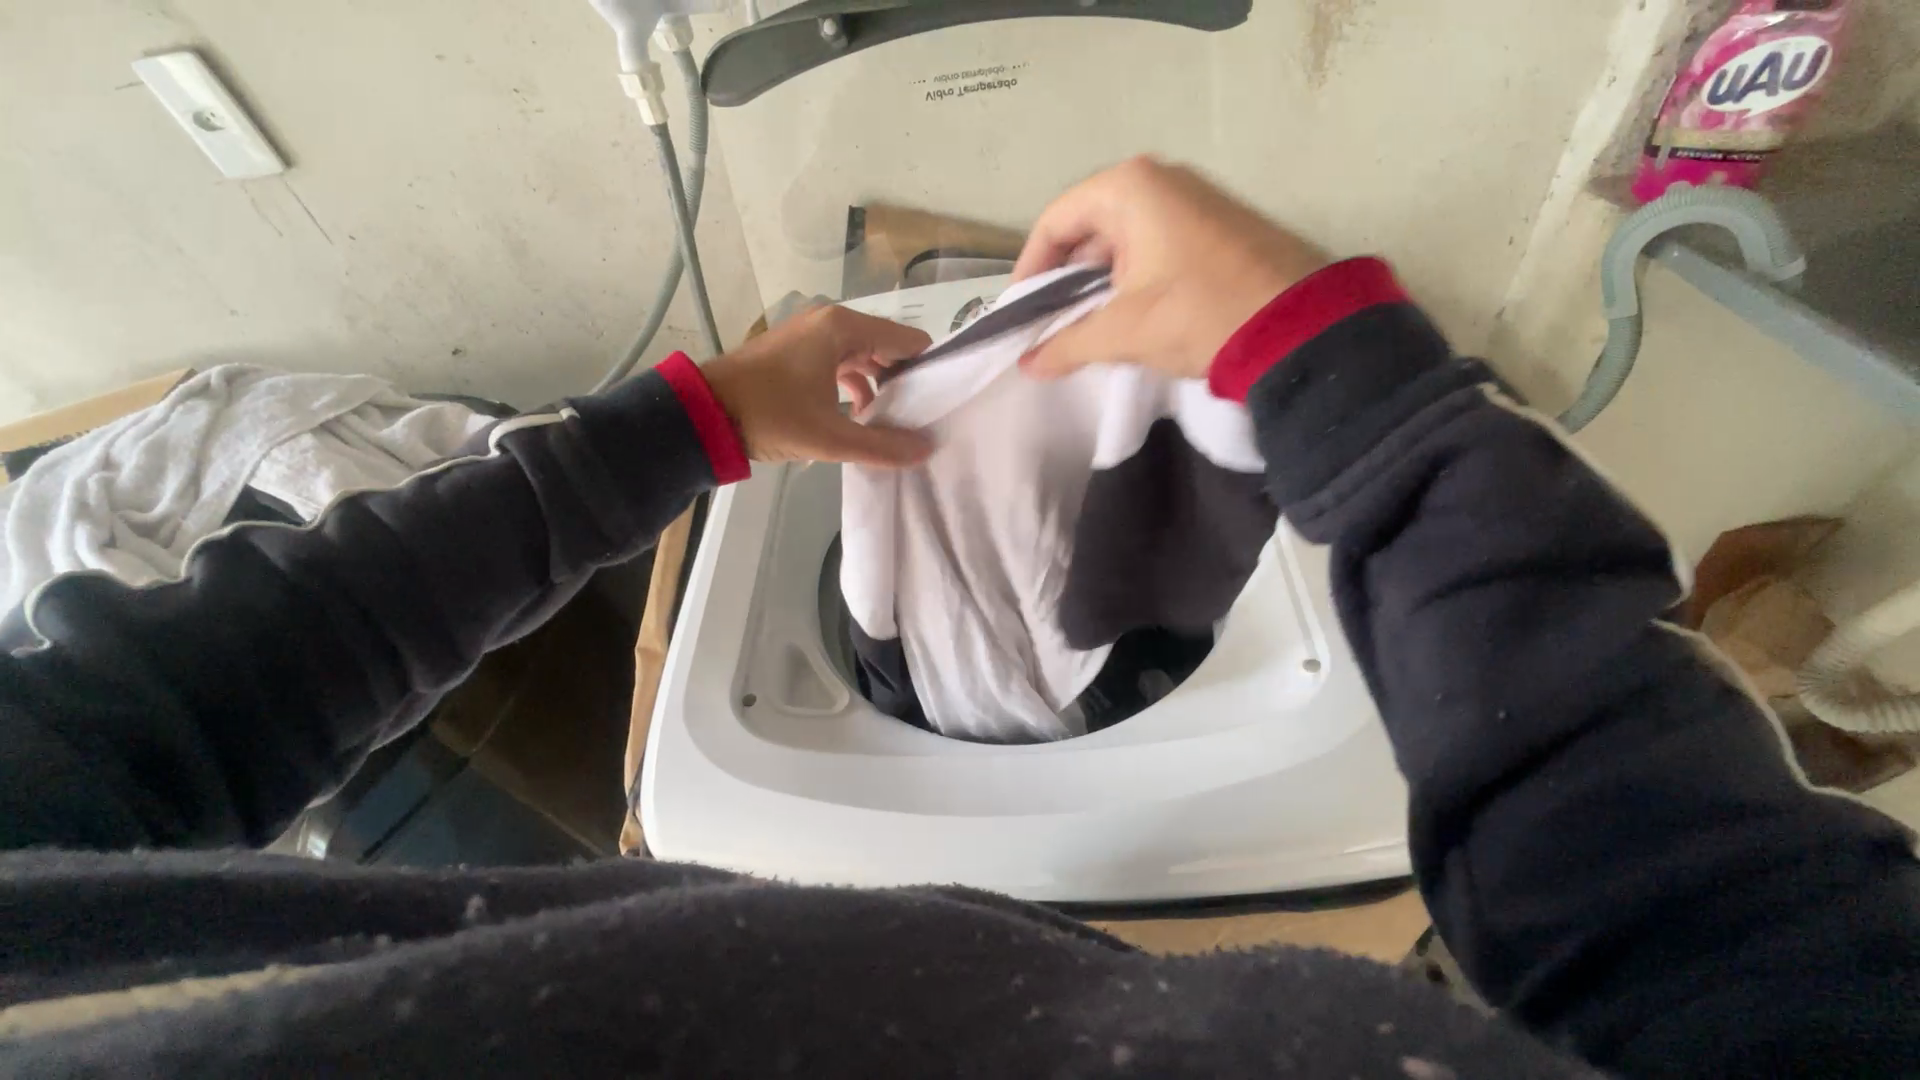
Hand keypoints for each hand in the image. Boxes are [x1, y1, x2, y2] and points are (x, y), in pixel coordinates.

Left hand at [702, 305, 934, 467]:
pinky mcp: (796, 353)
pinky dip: (853, 386)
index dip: (926, 370)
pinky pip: (839, 364)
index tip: (938, 403)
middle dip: (903, 382)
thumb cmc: (770, 416)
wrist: (704, 414)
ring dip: (878, 387)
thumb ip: (883, 446)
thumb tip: (926, 450)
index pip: (907, 340)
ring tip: (892, 423)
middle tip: (919, 418)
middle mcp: (830, 322)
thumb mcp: (830, 437)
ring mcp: (810, 336)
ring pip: (862, 357)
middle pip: (886, 347)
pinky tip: (858, 418)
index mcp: (843, 328)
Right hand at [1014, 157, 1330, 380]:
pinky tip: (1129, 319)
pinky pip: (1154, 247)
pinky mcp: (1216, 225)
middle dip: (1065, 281)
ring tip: (1086, 330)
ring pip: (1121, 241)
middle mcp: (1159, 179)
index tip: (1020, 312)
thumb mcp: (1125, 332)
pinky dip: (1131, 281)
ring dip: (1098, 286)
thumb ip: (1067, 344)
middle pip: (1087, 229)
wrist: (1302, 325)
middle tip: (1051, 326)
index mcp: (1128, 188)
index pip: (1054, 222)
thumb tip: (1029, 364)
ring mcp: (1192, 199)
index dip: (1029, 269)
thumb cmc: (1200, 313)